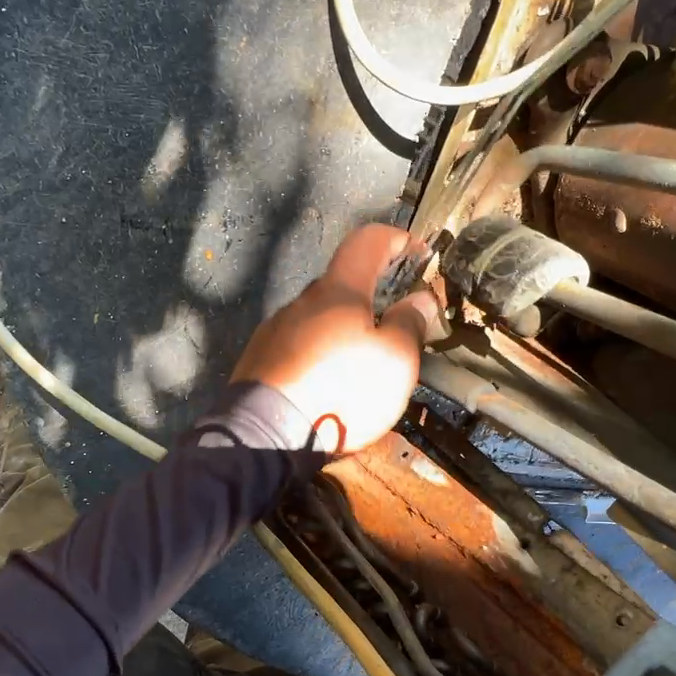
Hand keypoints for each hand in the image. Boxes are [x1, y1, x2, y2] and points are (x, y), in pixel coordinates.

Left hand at [230, 225, 440, 454]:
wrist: (264, 435)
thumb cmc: (338, 392)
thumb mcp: (394, 361)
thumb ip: (410, 325)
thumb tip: (418, 299)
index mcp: (336, 291)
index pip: (366, 242)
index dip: (396, 239)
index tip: (418, 252)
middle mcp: (299, 303)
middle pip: (339, 286)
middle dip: (368, 298)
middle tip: (392, 327)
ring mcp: (272, 332)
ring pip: (315, 320)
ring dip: (340, 332)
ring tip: (358, 366)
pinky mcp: (256, 362)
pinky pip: (295, 348)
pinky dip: (315, 356)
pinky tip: (323, 384)